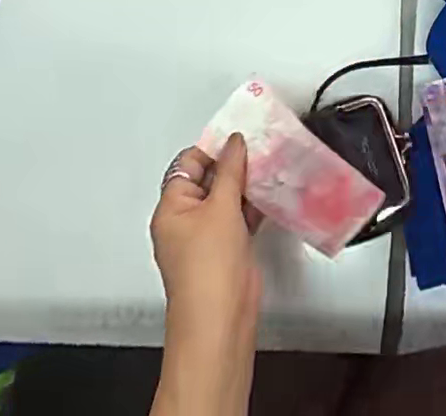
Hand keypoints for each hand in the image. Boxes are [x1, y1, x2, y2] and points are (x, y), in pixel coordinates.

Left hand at [150, 138, 260, 364]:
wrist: (222, 314)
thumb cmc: (209, 264)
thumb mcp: (220, 206)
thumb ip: (230, 169)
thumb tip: (235, 141)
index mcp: (171, 208)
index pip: (189, 164)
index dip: (213, 147)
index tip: (240, 133)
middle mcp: (187, 218)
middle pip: (210, 177)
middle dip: (235, 161)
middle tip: (261, 142)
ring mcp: (209, 232)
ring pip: (229, 194)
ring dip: (248, 180)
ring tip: (272, 159)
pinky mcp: (230, 243)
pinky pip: (242, 212)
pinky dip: (256, 200)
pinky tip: (274, 187)